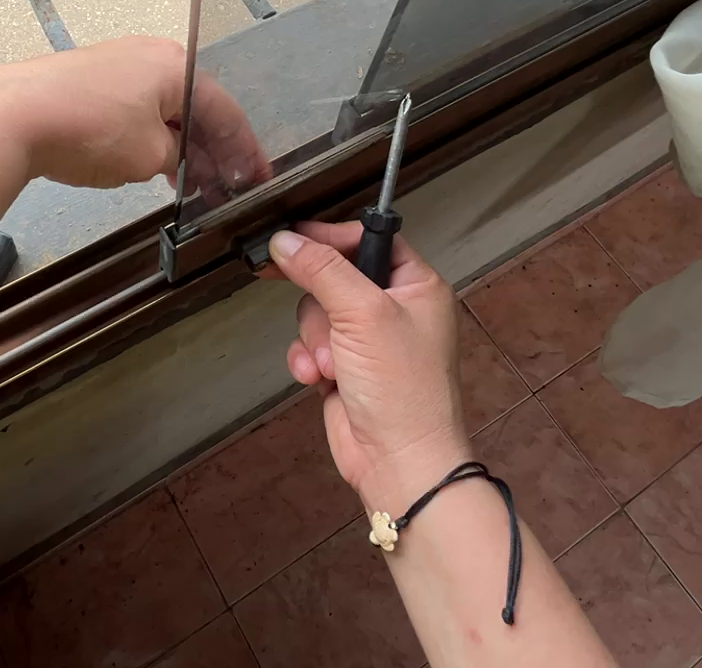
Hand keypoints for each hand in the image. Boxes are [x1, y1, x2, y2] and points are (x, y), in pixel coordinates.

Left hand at [0, 36, 270, 194]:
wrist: (12, 116)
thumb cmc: (89, 130)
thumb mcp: (148, 156)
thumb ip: (174, 158)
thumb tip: (171, 157)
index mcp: (177, 66)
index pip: (225, 111)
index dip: (245, 151)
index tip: (258, 179)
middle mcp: (151, 57)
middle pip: (195, 108)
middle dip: (212, 151)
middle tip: (226, 189)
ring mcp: (118, 66)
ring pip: (163, 110)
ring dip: (179, 147)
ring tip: (192, 185)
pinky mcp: (89, 81)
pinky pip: (135, 111)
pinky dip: (149, 139)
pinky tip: (152, 166)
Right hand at [267, 222, 470, 511]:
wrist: (398, 464)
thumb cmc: (402, 388)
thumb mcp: (363, 314)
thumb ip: (322, 270)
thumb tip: (285, 240)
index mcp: (416, 286)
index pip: (370, 238)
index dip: (332, 237)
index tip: (295, 237)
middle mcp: (393, 307)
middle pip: (333, 275)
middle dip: (321, 305)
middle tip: (323, 320)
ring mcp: (366, 338)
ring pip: (316, 310)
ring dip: (315, 338)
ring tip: (330, 365)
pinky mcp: (343, 365)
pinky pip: (309, 342)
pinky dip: (307, 358)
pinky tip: (316, 378)